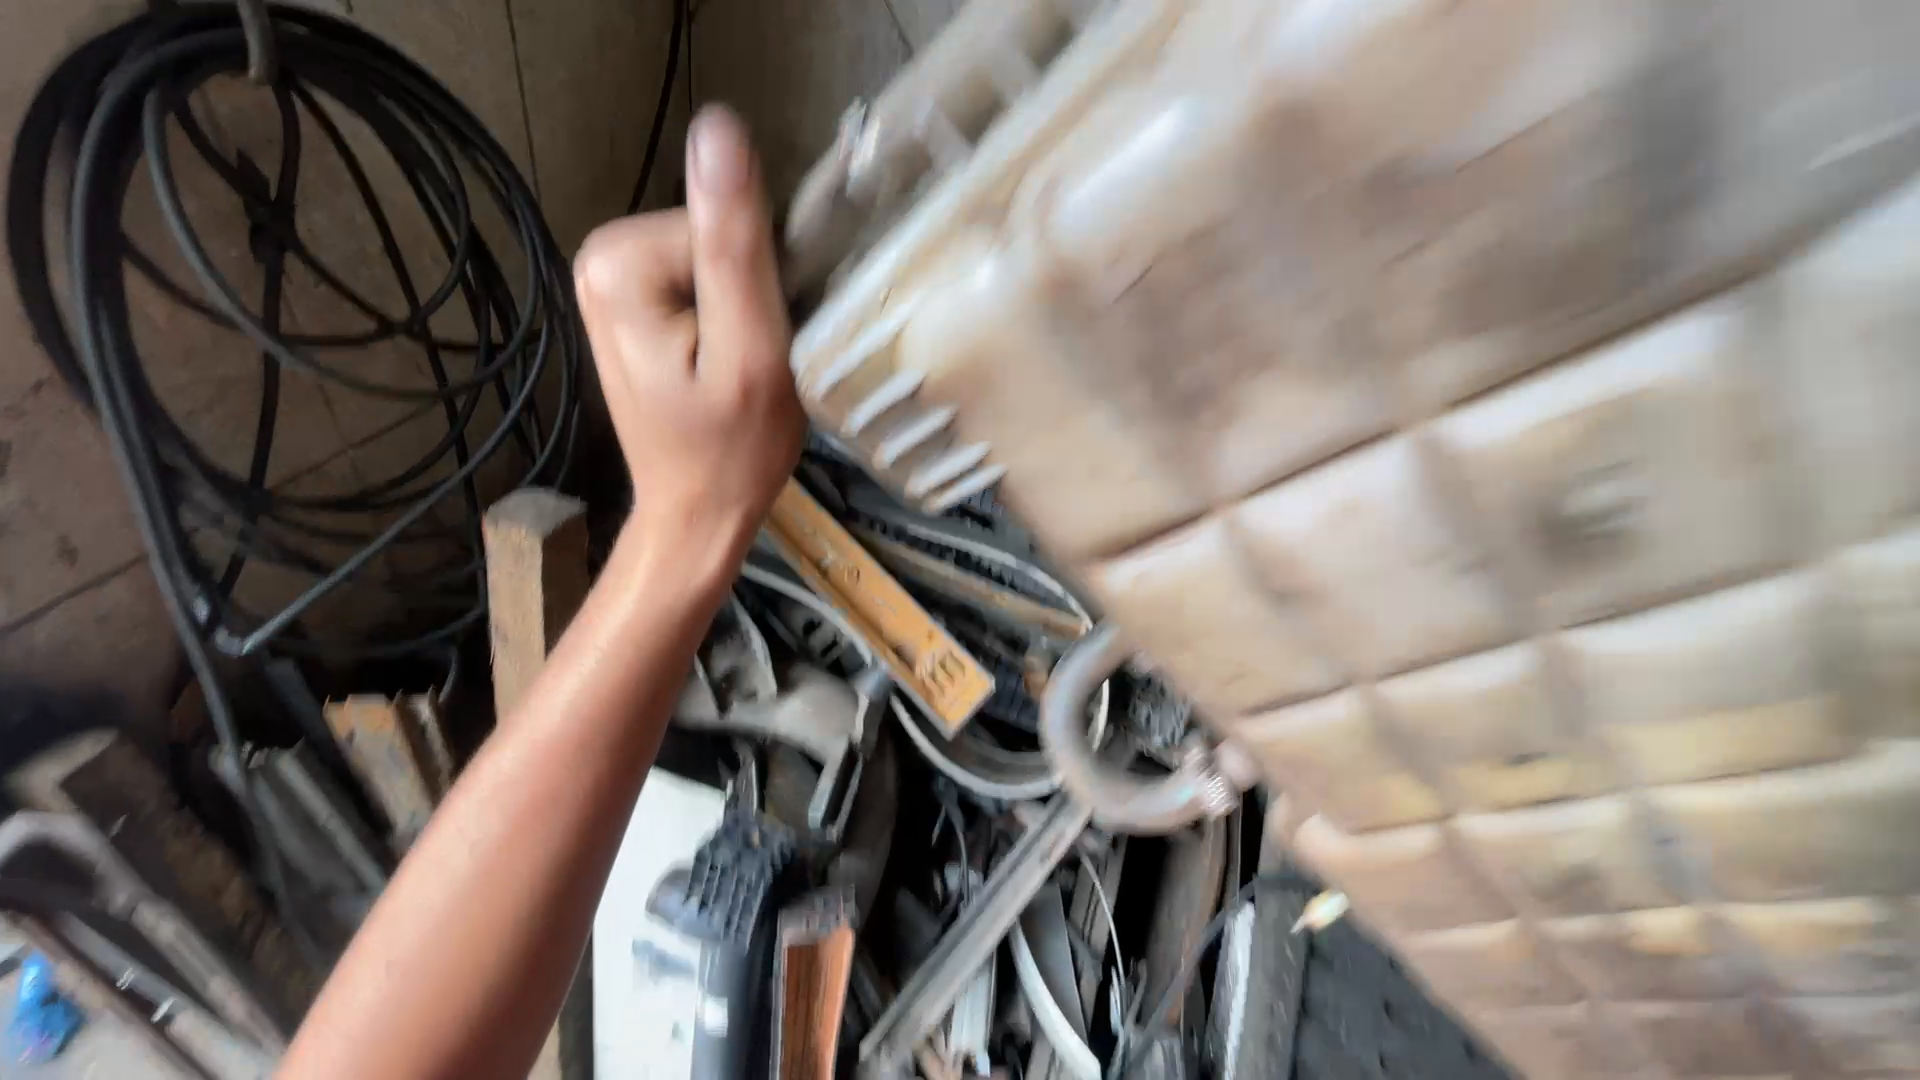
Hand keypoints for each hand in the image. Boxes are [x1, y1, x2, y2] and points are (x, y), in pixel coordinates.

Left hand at [574, 105, 803, 580]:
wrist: (699, 511)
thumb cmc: (733, 450)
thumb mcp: (750, 350)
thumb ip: (735, 246)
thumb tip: (720, 128)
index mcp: (619, 262)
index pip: (727, 226)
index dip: (765, 283)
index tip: (767, 343)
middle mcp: (599, 258)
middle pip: (716, 238)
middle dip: (751, 296)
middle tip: (757, 360)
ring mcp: (612, 281)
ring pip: (715, 260)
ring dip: (745, 310)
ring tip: (744, 367)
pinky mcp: (631, 304)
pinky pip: (703, 282)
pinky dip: (729, 319)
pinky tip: (728, 364)